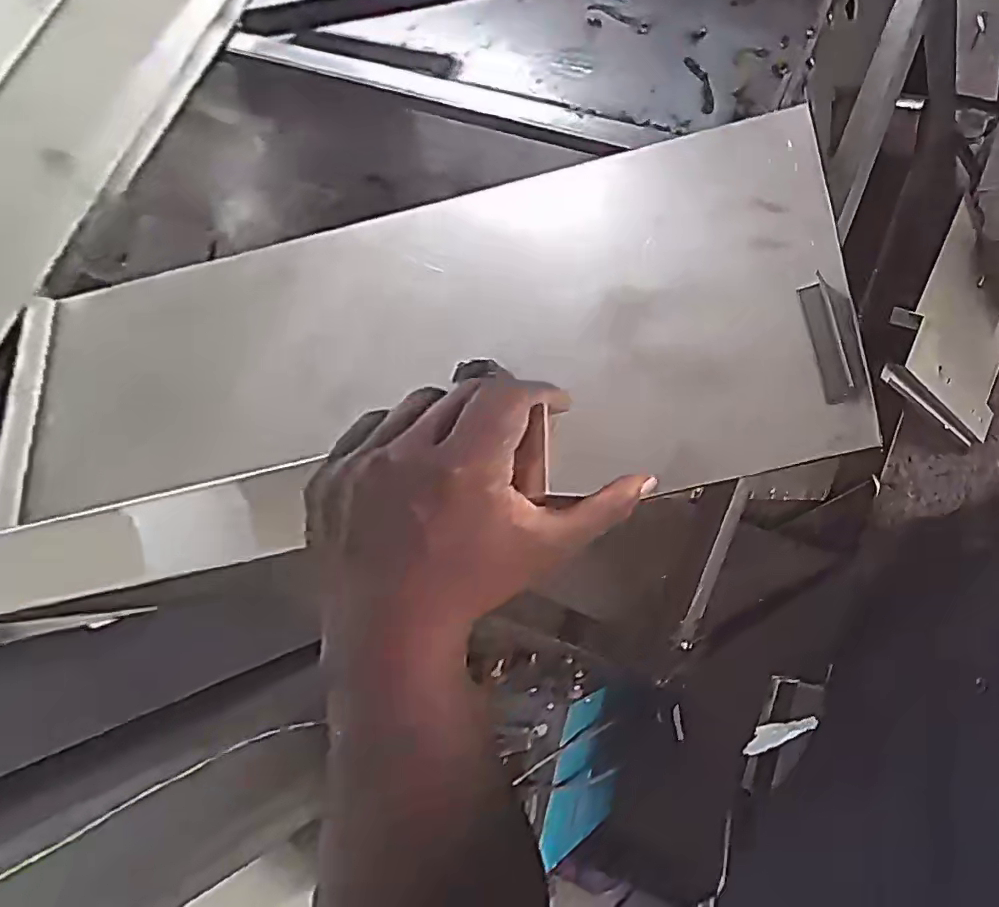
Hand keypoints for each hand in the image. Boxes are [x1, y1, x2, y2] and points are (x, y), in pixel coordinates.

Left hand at [306, 373, 655, 652]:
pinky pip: (374, 427)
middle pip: (466, 393)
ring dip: (456, 411)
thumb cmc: (479, 584)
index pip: (506, 395)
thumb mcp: (553, 545)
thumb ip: (605, 508)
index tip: (556, 404)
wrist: (391, 631)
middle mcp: (409, 455)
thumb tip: (646, 480)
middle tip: (522, 428)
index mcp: (466, 467)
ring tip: (474, 441)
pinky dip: (405, 429)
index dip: (539, 390)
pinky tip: (424, 457)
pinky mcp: (329, 478)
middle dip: (504, 401)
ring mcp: (361, 465)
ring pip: (419, 403)